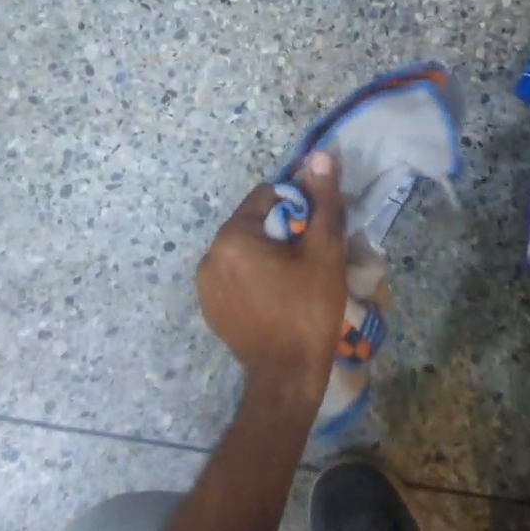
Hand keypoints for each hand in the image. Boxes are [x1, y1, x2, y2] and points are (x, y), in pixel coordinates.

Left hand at [197, 152, 347, 394]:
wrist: (288, 374)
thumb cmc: (309, 308)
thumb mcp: (324, 250)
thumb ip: (322, 200)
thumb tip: (321, 156)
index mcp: (232, 238)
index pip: (269, 197)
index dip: (301, 208)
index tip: (319, 233)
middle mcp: (209, 257)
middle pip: (256, 223)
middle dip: (286, 232)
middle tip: (314, 257)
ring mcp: (205, 287)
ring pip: (247, 251)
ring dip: (272, 254)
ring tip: (300, 278)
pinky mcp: (211, 309)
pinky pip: (238, 276)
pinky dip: (259, 277)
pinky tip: (281, 297)